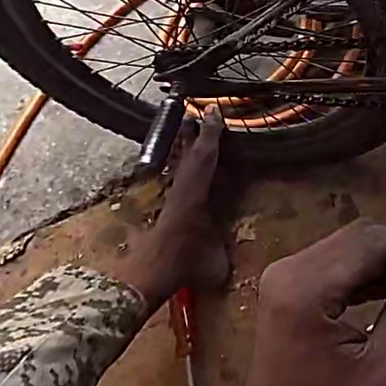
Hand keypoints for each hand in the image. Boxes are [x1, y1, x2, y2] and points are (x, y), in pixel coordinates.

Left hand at [113, 111, 230, 305]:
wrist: (150, 275)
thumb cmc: (184, 264)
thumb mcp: (215, 262)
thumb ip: (226, 256)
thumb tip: (235, 262)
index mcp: (195, 193)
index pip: (204, 156)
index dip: (210, 133)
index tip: (214, 111)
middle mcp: (182, 190)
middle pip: (187, 154)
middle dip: (193, 131)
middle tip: (198, 110)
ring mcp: (172, 199)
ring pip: (179, 165)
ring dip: (184, 146)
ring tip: (188, 127)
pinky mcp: (167, 210)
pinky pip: (177, 180)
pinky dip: (181, 166)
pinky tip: (183, 165)